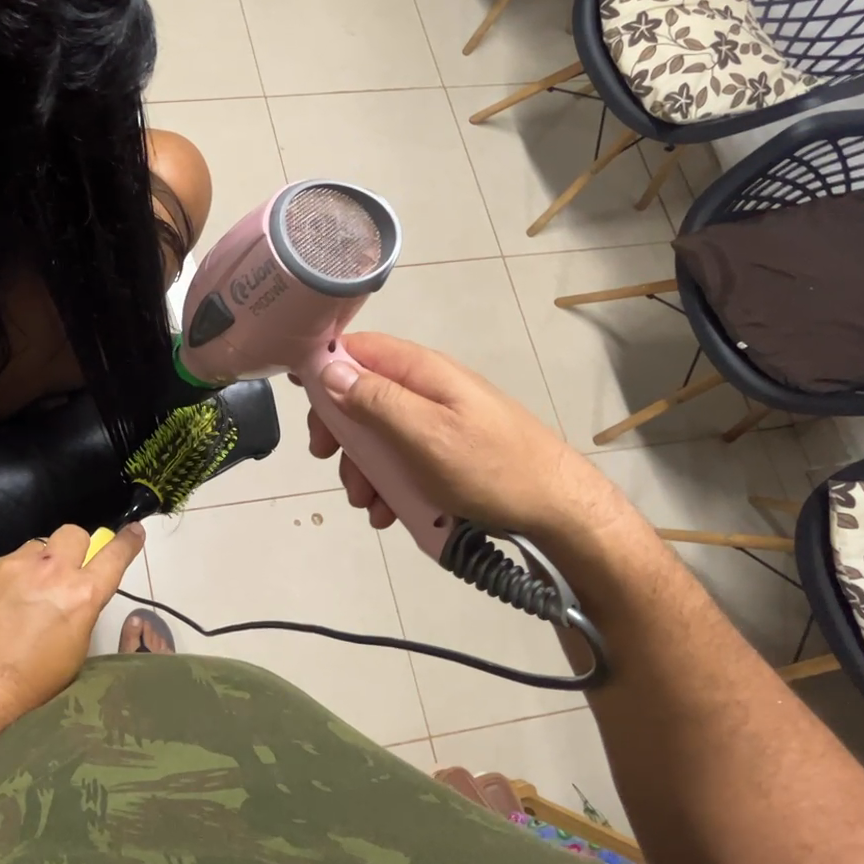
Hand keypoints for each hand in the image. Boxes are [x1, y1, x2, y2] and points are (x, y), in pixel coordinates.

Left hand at [0, 522, 145, 744]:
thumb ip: (82, 610)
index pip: (114, 555)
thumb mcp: (75, 651)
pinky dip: (13, 576)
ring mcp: (15, 566)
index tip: (134, 531)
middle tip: (66, 573)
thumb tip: (79, 594)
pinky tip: (2, 604)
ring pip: (39, 545)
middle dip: (76, 549)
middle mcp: (51, 571)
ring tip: (28, 593)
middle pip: (75, 533)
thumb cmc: (29, 684)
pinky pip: (10, 561)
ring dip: (41, 563)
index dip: (128, 541)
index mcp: (81, 595)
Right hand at [307, 332, 630, 547]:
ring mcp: (435, 423)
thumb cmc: (491, 469)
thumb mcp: (425, 434)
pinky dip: (387, 486)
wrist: (560, 515)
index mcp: (421, 371)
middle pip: (360, 397)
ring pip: (376, 436)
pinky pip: (400, 462)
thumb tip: (327, 369)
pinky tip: (389, 512)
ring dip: (362, 469)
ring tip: (369, 503)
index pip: (357, 349)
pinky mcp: (444, 454)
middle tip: (331, 462)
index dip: (323, 369)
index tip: (303, 404)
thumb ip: (374, 400)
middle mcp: (425, 390)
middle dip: (341, 434)